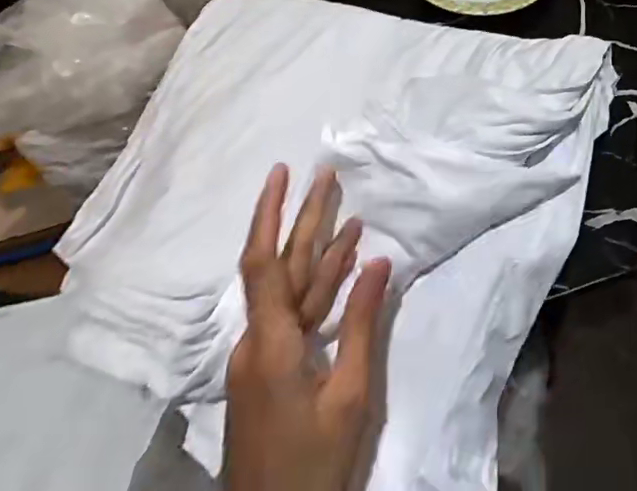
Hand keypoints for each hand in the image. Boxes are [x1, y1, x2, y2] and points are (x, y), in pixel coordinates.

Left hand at [225, 165, 391, 490]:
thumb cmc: (314, 462)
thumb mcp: (350, 395)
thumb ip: (362, 325)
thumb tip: (378, 261)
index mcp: (270, 345)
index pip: (264, 264)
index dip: (271, 214)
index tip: (282, 174)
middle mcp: (258, 343)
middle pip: (281, 268)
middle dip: (303, 218)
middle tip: (326, 174)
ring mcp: (262, 359)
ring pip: (292, 291)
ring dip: (318, 251)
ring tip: (346, 210)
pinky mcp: (272, 372)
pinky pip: (297, 315)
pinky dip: (321, 287)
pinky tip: (344, 265)